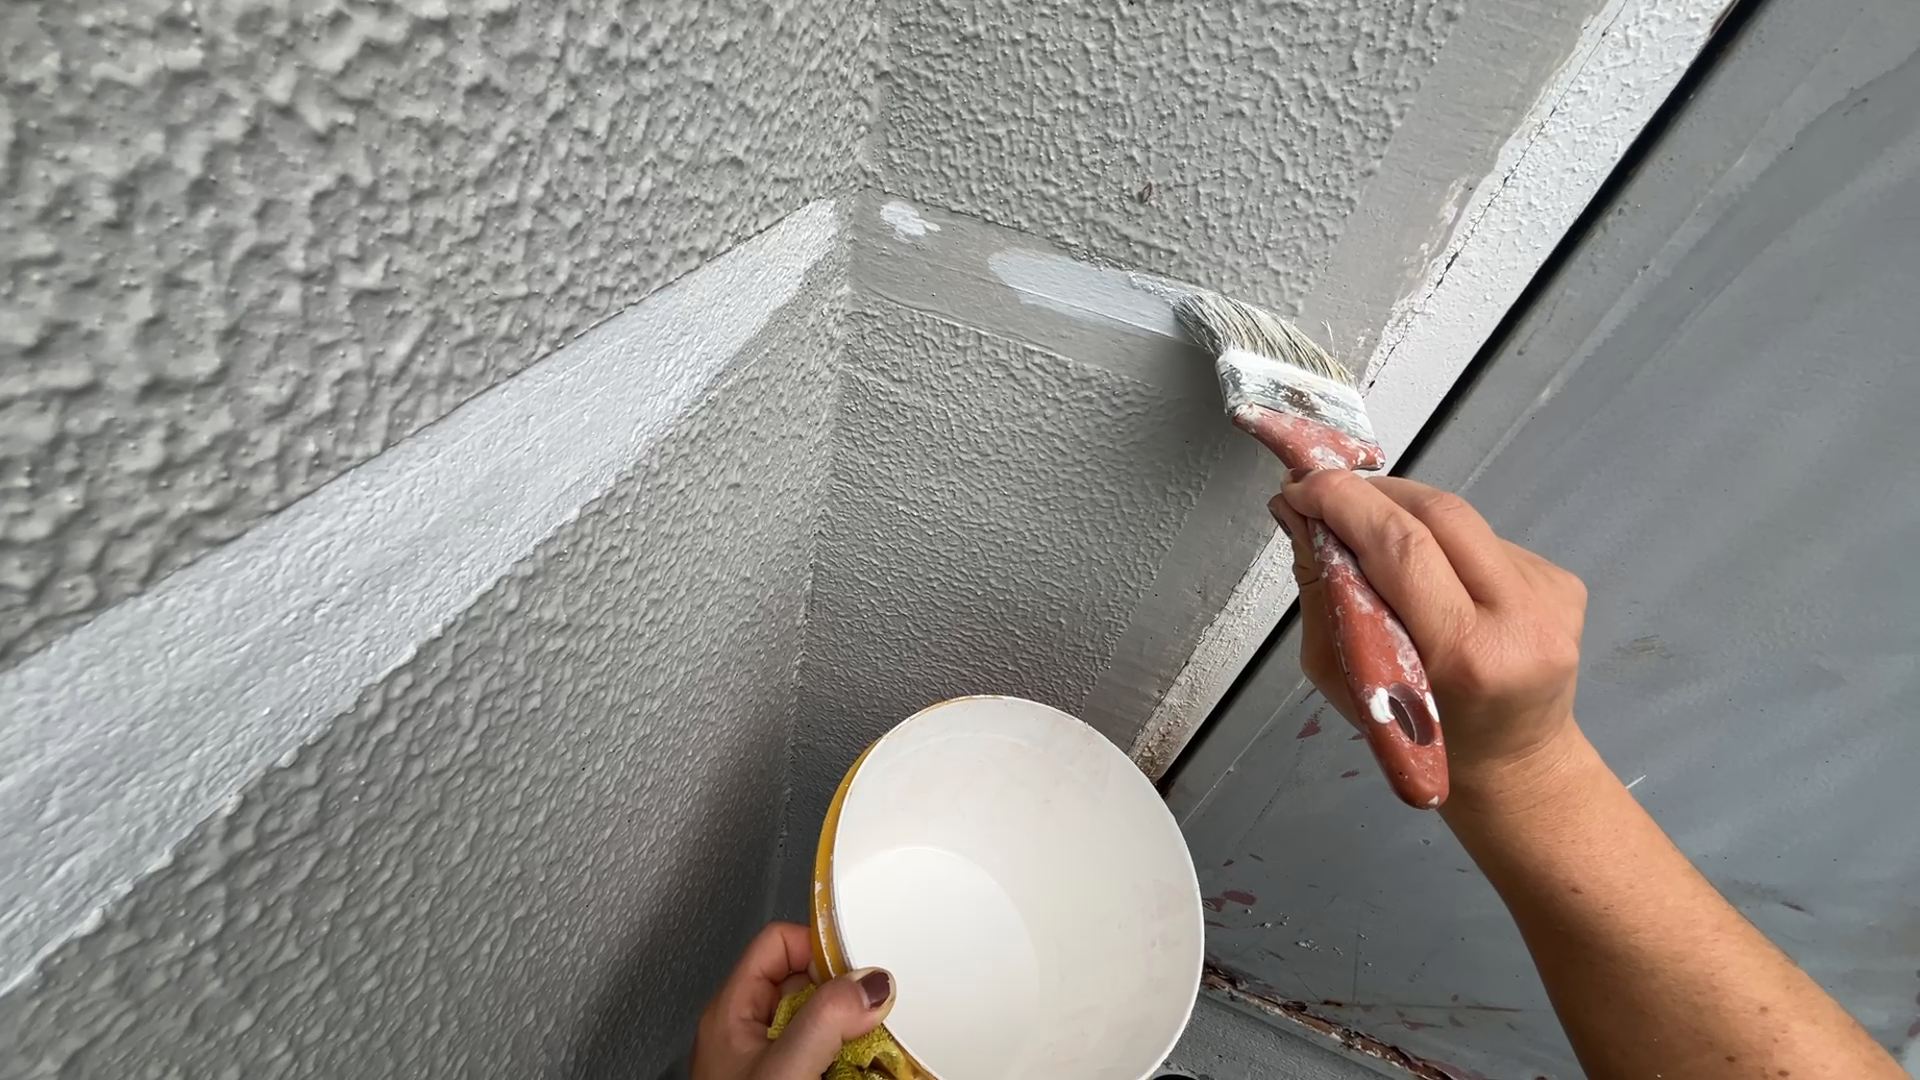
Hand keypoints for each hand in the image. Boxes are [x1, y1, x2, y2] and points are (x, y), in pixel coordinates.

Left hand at [691, 922, 895, 1079]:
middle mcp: (750, 1034)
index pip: (781, 943)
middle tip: (874, 1010)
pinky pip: (831, 1059)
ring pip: (825, 1024)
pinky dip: (855, 1063)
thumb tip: (871, 981)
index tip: (858, 964)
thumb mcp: (783, 1072)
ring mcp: (771, 1066)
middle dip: (847, 997)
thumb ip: (825, 1020)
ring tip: (878, 1046)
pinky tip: (868, 1071)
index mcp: (733, 1012)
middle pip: (809, 983)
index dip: (820, 946)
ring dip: (856, 1033)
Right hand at [1272, 471, 1586, 800]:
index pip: (1401, 547)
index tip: (1300, 488)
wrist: (1513, 760)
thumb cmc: (1413, 733)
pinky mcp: (1561, 581)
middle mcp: (1521, 616)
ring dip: (1395, 508)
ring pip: (1457, 516)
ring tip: (1357, 525)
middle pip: (1436, 513)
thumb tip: (1300, 520)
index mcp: (1465, 654)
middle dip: (1366, 492)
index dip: (1344, 502)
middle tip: (1318, 493)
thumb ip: (1324, 593)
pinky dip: (1431, 535)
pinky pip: (1477, 536)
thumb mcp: (1342, 674)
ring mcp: (1551, 595)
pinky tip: (1418, 565)